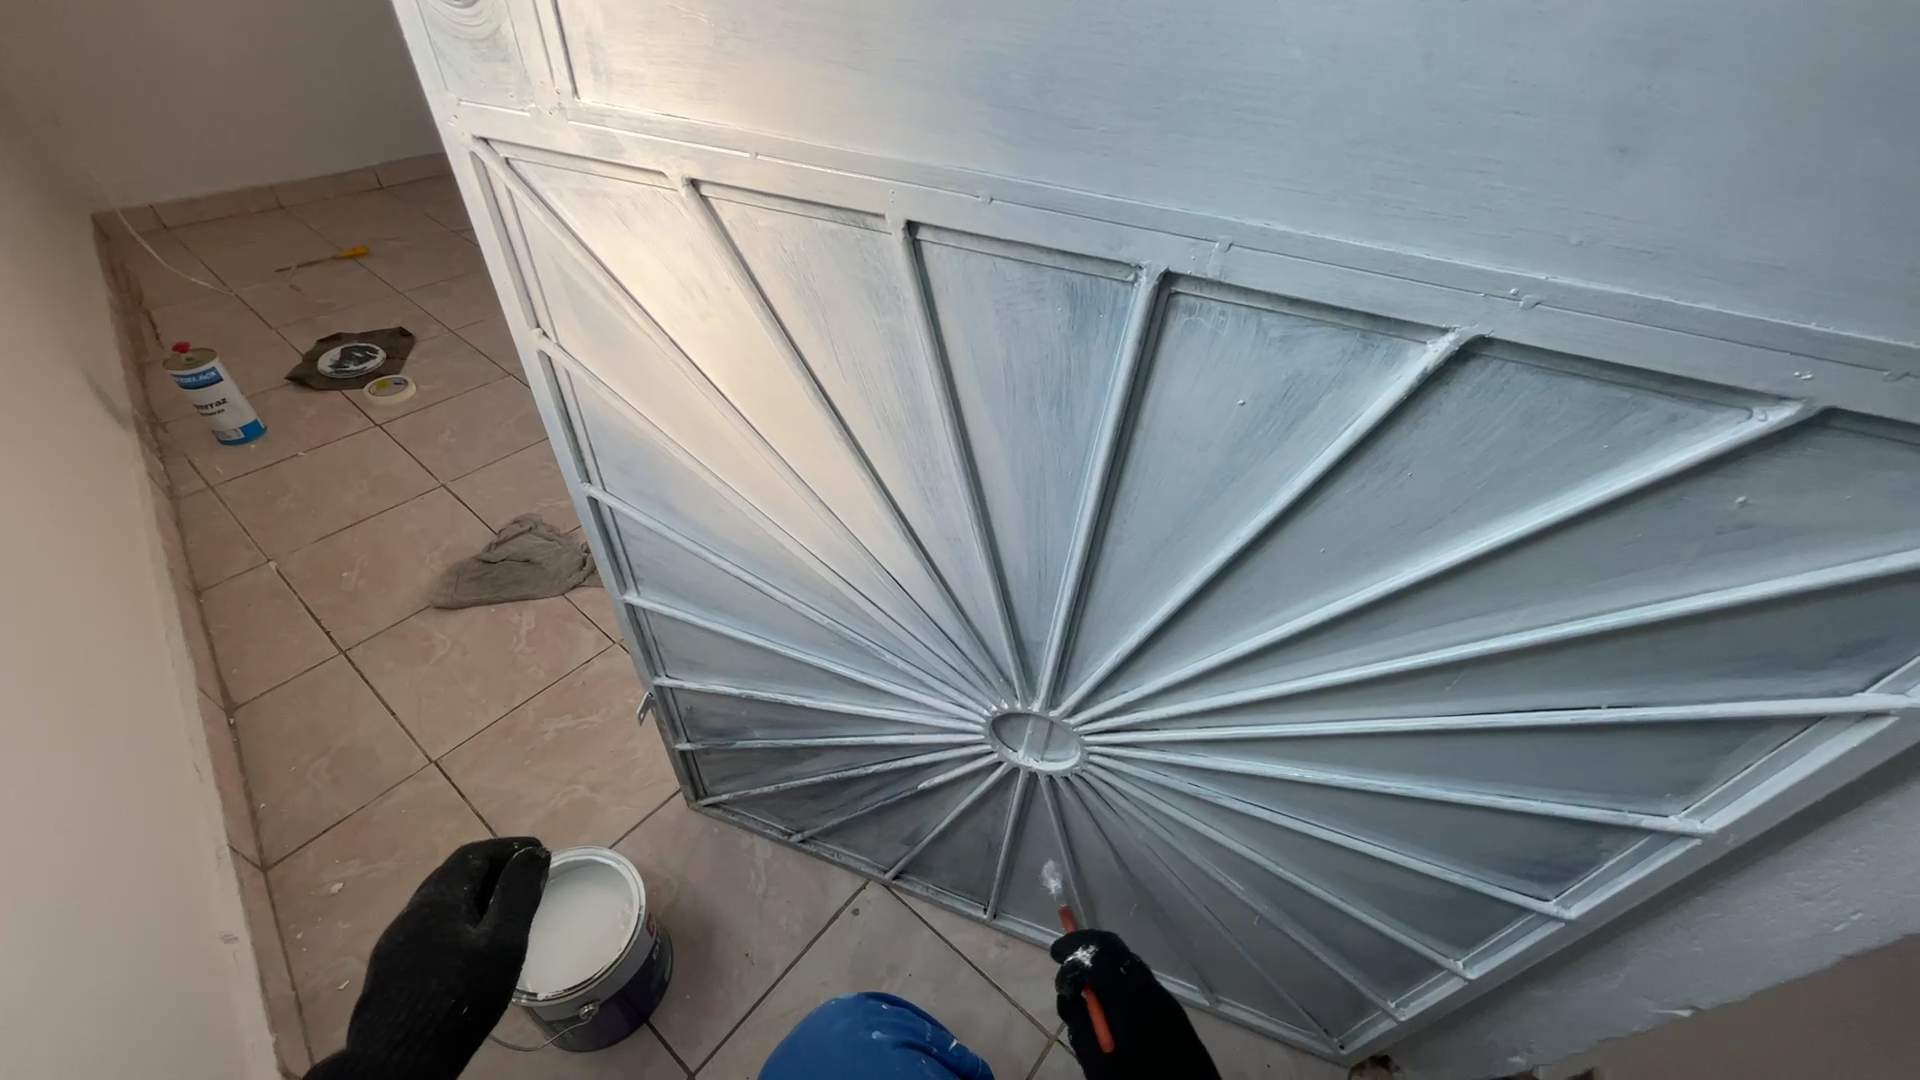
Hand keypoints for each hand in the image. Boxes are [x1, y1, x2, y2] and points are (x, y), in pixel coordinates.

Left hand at [308, 837, 549, 1079]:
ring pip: (443, 903)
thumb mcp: (503, 942)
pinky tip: (476, 941)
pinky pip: (434, 926)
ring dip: (478, 894)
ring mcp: (398, 943)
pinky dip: (463, 917)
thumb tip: (533, 853)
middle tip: (529, 877)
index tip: (540, 852)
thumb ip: (518, 893)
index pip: (474, 854)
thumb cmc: (459, 997)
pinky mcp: (394, 969)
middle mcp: (412, 913)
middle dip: (495, 868)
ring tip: (509, 907)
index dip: (509, 847)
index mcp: (437, 900)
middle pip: (456, 875)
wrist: (396, 1064)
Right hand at [1052, 929, 1218, 1079]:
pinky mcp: (1173, 1009)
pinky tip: (1112, 1002)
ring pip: (1127, 962)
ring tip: (1087, 986)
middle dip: (1087, 948)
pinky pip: (1140, 980)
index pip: (1094, 951)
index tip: (1055, 955)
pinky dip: (1120, 980)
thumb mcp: (1096, 1063)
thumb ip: (1079, 1022)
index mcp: (1126, 998)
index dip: (1072, 946)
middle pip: (1113, 947)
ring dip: (1104, 963)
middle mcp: (1147, 987)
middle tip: (1068, 962)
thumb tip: (1070, 994)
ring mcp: (1163, 996)